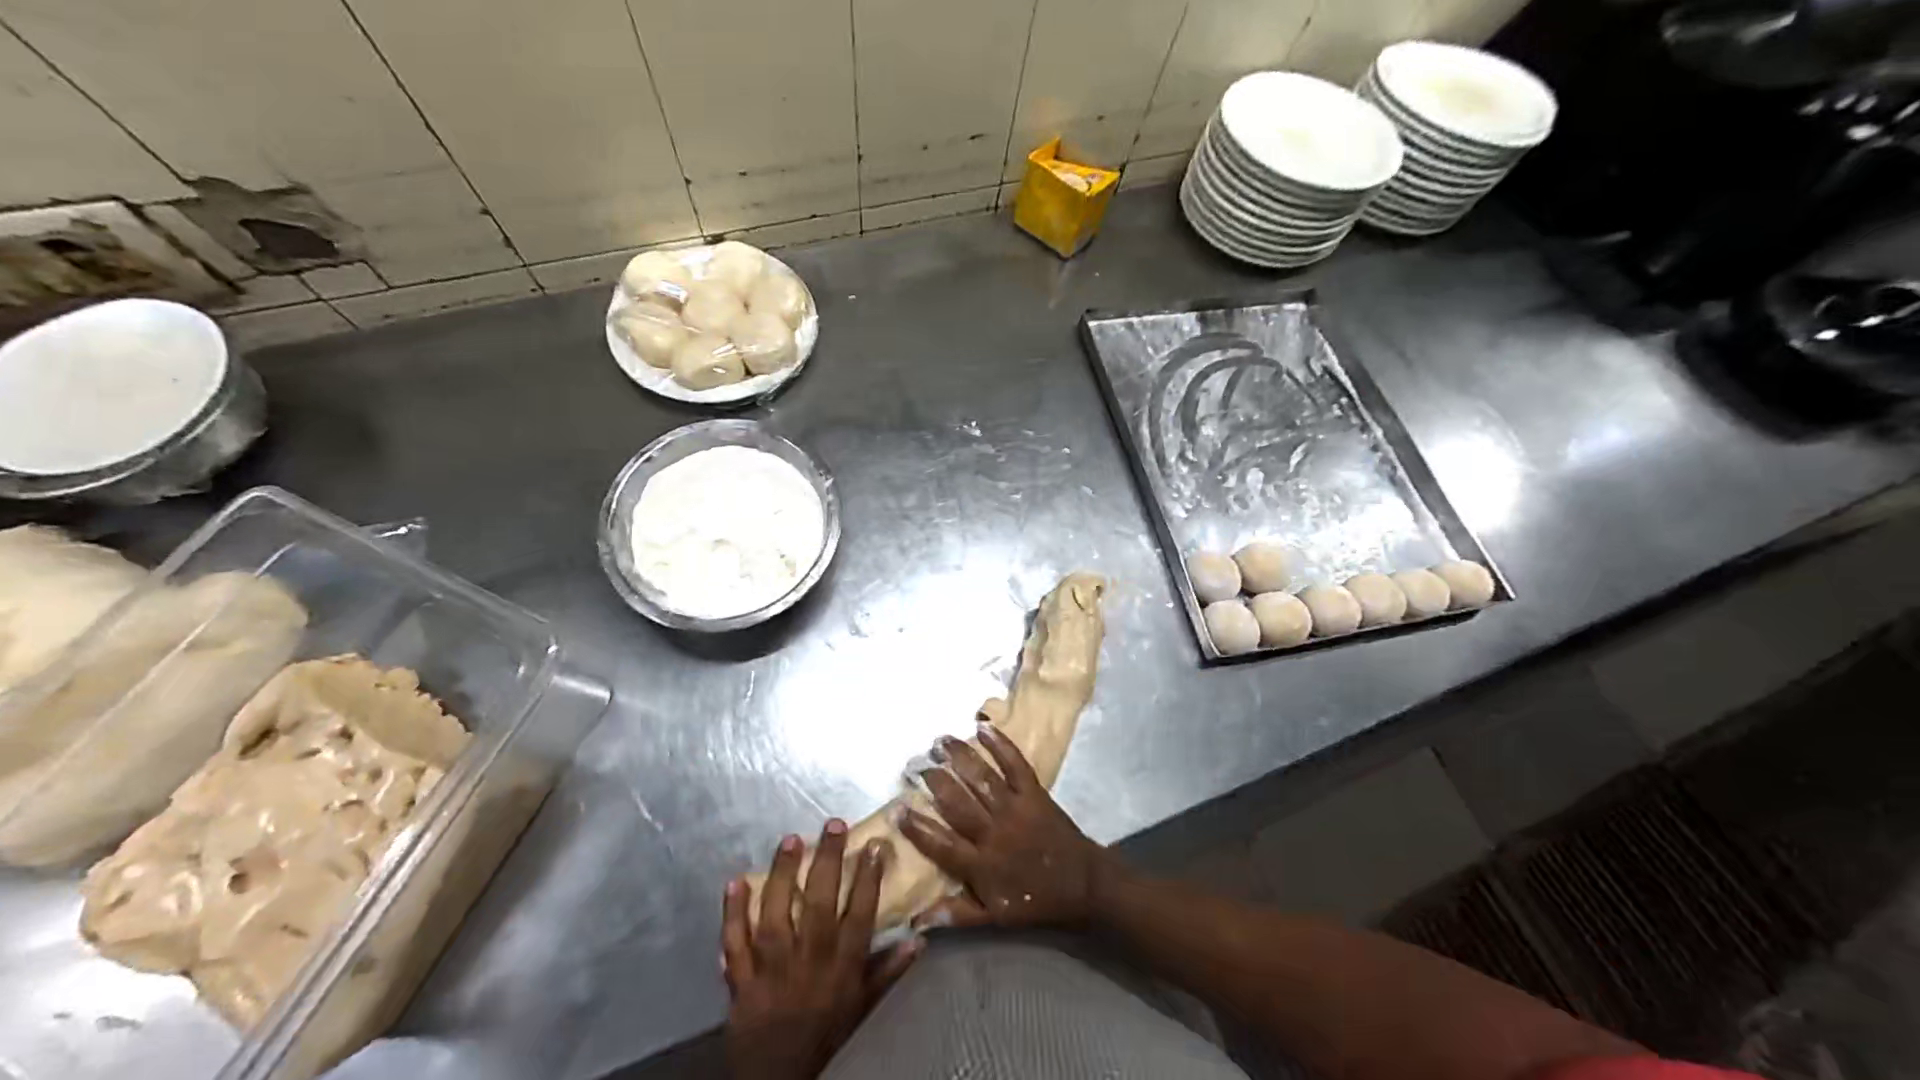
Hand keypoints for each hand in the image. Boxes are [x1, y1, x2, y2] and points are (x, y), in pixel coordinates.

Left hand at [723, 821, 920, 1079]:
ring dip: (782, 876)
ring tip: (791, 839)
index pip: (859, 913)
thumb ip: (889, 969)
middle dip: (827, 861)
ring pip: (777, 915)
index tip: (872, 844)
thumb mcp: (865, 1005)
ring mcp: (773, 969)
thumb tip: (920, 938)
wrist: (779, 1076)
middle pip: (818, 903)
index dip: (868, 877)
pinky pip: (736, 942)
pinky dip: (733, 914)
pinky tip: (735, 882)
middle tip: (832, 825)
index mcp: (843, 966)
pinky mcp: (742, 979)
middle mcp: (810, 960)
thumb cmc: (827, 1032)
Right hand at [897, 720, 1116, 930]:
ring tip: (939, 741)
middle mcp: (994, 833)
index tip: (897, 808)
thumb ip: (954, 915)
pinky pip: (1015, 765)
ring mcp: (1015, 809)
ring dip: (959, 757)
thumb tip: (914, 921)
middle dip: (934, 781)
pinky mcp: (1034, 793)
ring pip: (981, 779)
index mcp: (982, 865)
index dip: (917, 827)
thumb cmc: (1034, 901)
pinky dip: (1000, 745)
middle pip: (957, 803)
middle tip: (914, 764)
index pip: (941, 844)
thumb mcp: (994, 918)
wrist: (1083, 885)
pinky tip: (983, 728)